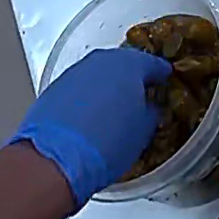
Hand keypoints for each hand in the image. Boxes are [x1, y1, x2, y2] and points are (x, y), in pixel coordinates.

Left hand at [8, 47, 171, 208]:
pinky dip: (87, 97)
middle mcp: (103, 60)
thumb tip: (149, 108)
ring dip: (107, 87)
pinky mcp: (56, 86)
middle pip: (124, 64)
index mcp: (130, 64)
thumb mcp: (142, 131)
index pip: (153, 64)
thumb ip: (150, 112)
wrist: (54, 159)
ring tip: (112, 109)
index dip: (161, 74)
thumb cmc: (106, 144)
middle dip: (132, 78)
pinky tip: (89, 117)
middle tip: (139, 95)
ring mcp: (77, 71)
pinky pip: (79, 87)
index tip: (165, 80)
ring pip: (100, 74)